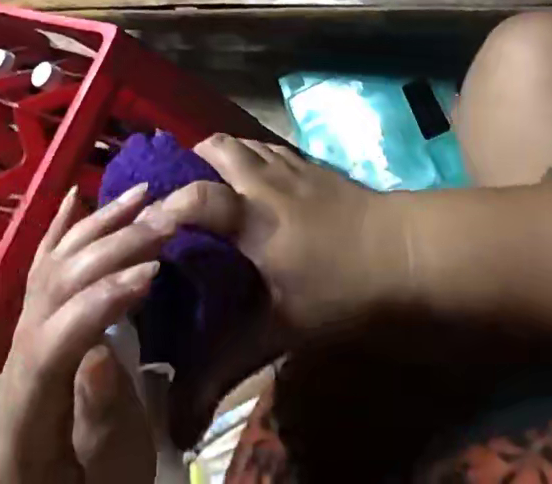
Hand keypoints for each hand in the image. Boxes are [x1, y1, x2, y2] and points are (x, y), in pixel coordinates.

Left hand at [0, 184, 166, 483]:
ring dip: (97, 225)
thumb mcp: (106, 471)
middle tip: (165, 221)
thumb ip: (100, 419)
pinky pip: (43, 263)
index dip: (101, 300)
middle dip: (110, 248)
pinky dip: (61, 226)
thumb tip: (100, 353)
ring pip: (53, 264)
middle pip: (54, 287)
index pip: (53, 339)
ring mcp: (21, 331)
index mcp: (27, 403)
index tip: (154, 272)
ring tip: (142, 195)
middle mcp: (15, 355)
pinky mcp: (35, 319)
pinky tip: (77, 196)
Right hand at [147, 135, 407, 338]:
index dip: (166, 206)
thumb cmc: (343, 288)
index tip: (146, 225)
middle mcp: (266, 182)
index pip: (197, 197)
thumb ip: (233, 359)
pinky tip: (257, 185)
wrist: (405, 250)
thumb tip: (188, 409)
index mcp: (253, 219)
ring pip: (245, 142)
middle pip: (218, 147)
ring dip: (223, 156)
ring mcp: (291, 167)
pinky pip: (269, 149)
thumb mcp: (285, 328)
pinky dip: (252, 157)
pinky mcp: (311, 165)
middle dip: (192, 159)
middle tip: (180, 191)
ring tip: (214, 185)